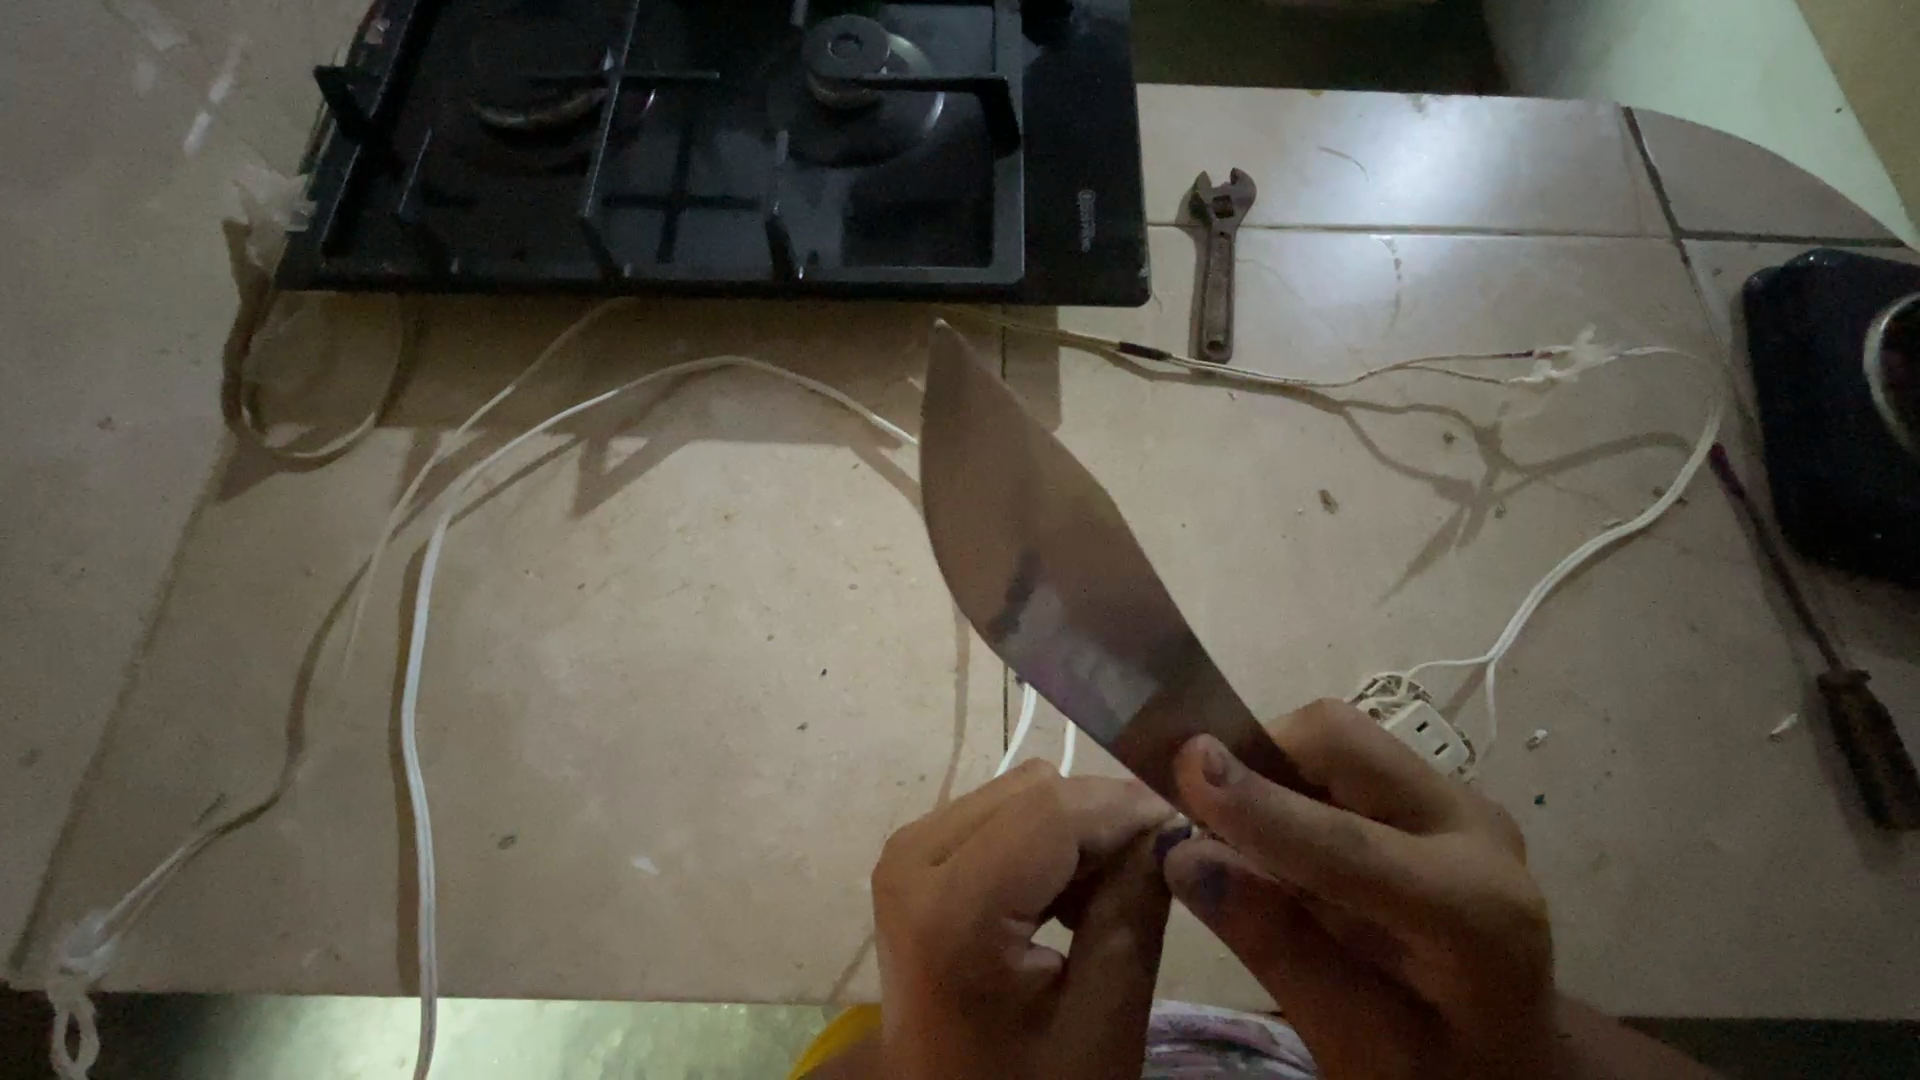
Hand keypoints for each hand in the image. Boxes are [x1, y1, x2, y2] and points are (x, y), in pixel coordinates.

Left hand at [866, 760, 1179, 1079]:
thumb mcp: (1099, 1022)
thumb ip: (1133, 909)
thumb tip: (1167, 824)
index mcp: (951, 908)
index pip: (1053, 810)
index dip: (1126, 806)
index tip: (1183, 827)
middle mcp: (913, 855)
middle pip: (1034, 789)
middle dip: (1100, 820)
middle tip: (1142, 878)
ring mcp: (907, 849)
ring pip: (1018, 790)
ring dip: (1072, 828)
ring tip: (1096, 900)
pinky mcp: (914, 853)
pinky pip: (996, 808)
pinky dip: (1042, 837)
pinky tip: (1059, 896)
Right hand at [1161, 700, 1554, 1079]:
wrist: (1516, 1051)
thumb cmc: (1438, 1066)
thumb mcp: (1357, 1046)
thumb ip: (1276, 949)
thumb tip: (1182, 856)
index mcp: (1475, 915)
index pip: (1347, 843)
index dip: (1258, 805)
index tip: (1182, 768)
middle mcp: (1474, 829)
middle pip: (1344, 743)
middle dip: (1258, 757)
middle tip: (1206, 808)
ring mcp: (1456, 795)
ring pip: (1337, 732)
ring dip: (1268, 760)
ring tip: (1240, 823)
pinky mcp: (1432, 783)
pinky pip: (1340, 749)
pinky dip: (1286, 769)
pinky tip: (1277, 822)